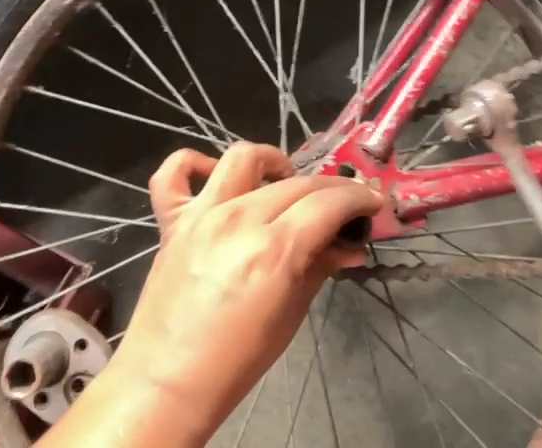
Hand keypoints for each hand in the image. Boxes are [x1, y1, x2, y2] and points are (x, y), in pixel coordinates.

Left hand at [44, 142, 383, 447]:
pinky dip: (194, 163)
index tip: (373, 203)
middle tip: (344, 205)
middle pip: (297, 183)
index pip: (328, 203)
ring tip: (285, 183)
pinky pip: (174, 173)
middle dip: (331, 188)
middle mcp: (239, 219)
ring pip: (243, 158)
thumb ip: (320, 267)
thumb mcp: (291, 315)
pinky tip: (214, 178)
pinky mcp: (171, 219)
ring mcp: (201, 214)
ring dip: (272, 162)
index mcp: (274, 249)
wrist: (167, 382)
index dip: (358, 199)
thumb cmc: (238, 359)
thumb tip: (351, 245)